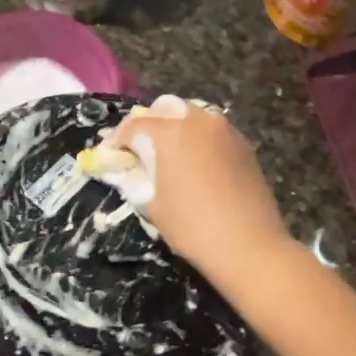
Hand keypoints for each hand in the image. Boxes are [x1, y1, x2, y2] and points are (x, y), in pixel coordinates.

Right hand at [111, 98, 290, 273]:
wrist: (248, 244)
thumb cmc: (191, 227)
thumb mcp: (152, 205)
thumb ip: (135, 180)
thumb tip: (125, 169)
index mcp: (170, 133)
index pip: (133, 126)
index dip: (116, 141)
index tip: (108, 156)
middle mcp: (198, 120)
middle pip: (164, 110)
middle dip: (147, 127)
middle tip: (137, 153)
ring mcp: (225, 129)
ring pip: (192, 116)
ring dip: (174, 130)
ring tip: (167, 157)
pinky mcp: (243, 143)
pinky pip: (212, 131)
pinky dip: (197, 140)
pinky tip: (194, 164)